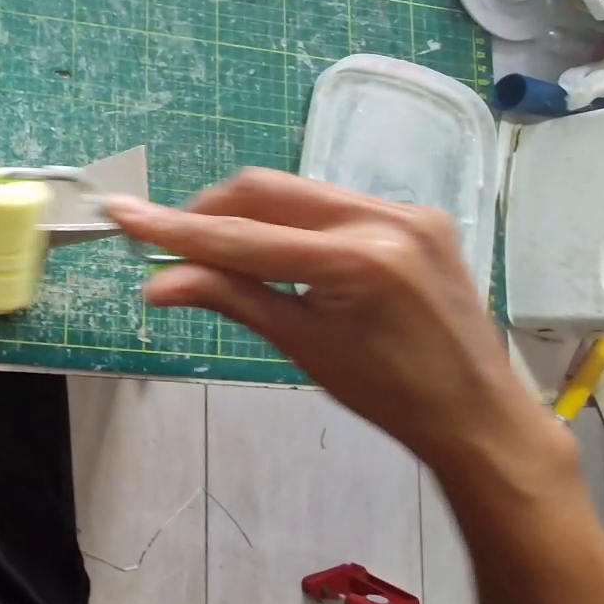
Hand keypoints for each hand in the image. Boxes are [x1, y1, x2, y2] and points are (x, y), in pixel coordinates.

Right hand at [103, 169, 557, 468]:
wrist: (480, 414)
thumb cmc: (385, 393)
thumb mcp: (297, 343)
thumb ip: (226, 296)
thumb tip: (155, 285)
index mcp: (356, 262)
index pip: (240, 237)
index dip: (173, 228)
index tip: (123, 213)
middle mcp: (383, 220)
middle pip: (262, 190)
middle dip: (206, 212)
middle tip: (172, 242)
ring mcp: (404, 211)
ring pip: (291, 190)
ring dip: (243, 213)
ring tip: (220, 251)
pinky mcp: (414, 214)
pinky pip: (324, 200)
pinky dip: (284, 218)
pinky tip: (275, 250)